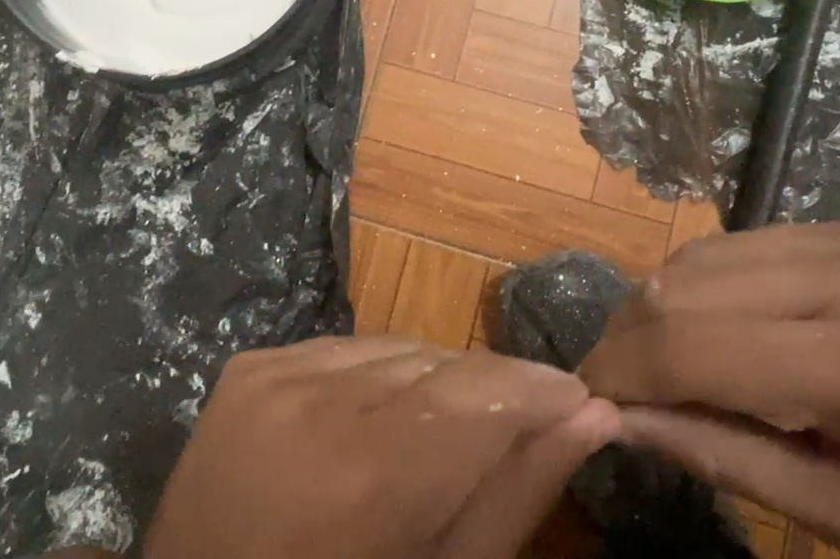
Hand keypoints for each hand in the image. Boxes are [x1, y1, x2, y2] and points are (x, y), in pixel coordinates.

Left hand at [143, 336, 618, 558]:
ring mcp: (275, 375)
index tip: (578, 399)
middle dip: (489, 390)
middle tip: (511, 428)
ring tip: (435, 432)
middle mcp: (320, 402)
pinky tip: (372, 419)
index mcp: (375, 471)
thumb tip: (591, 413)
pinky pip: (341, 348)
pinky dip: (373, 375)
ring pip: (393, 348)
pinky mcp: (248, 366)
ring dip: (431, 380)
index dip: (538, 389)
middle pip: (440, 363)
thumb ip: (517, 491)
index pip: (484, 392)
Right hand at [579, 220, 839, 558]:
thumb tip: (621, 420)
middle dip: (625, 338)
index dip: (616, 374)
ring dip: (658, 308)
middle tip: (611, 391)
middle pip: (677, 285)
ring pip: (700, 255)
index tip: (583, 405)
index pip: (683, 346)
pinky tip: (715, 333)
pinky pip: (744, 246)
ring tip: (654, 366)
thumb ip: (730, 461)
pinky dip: (704, 286)